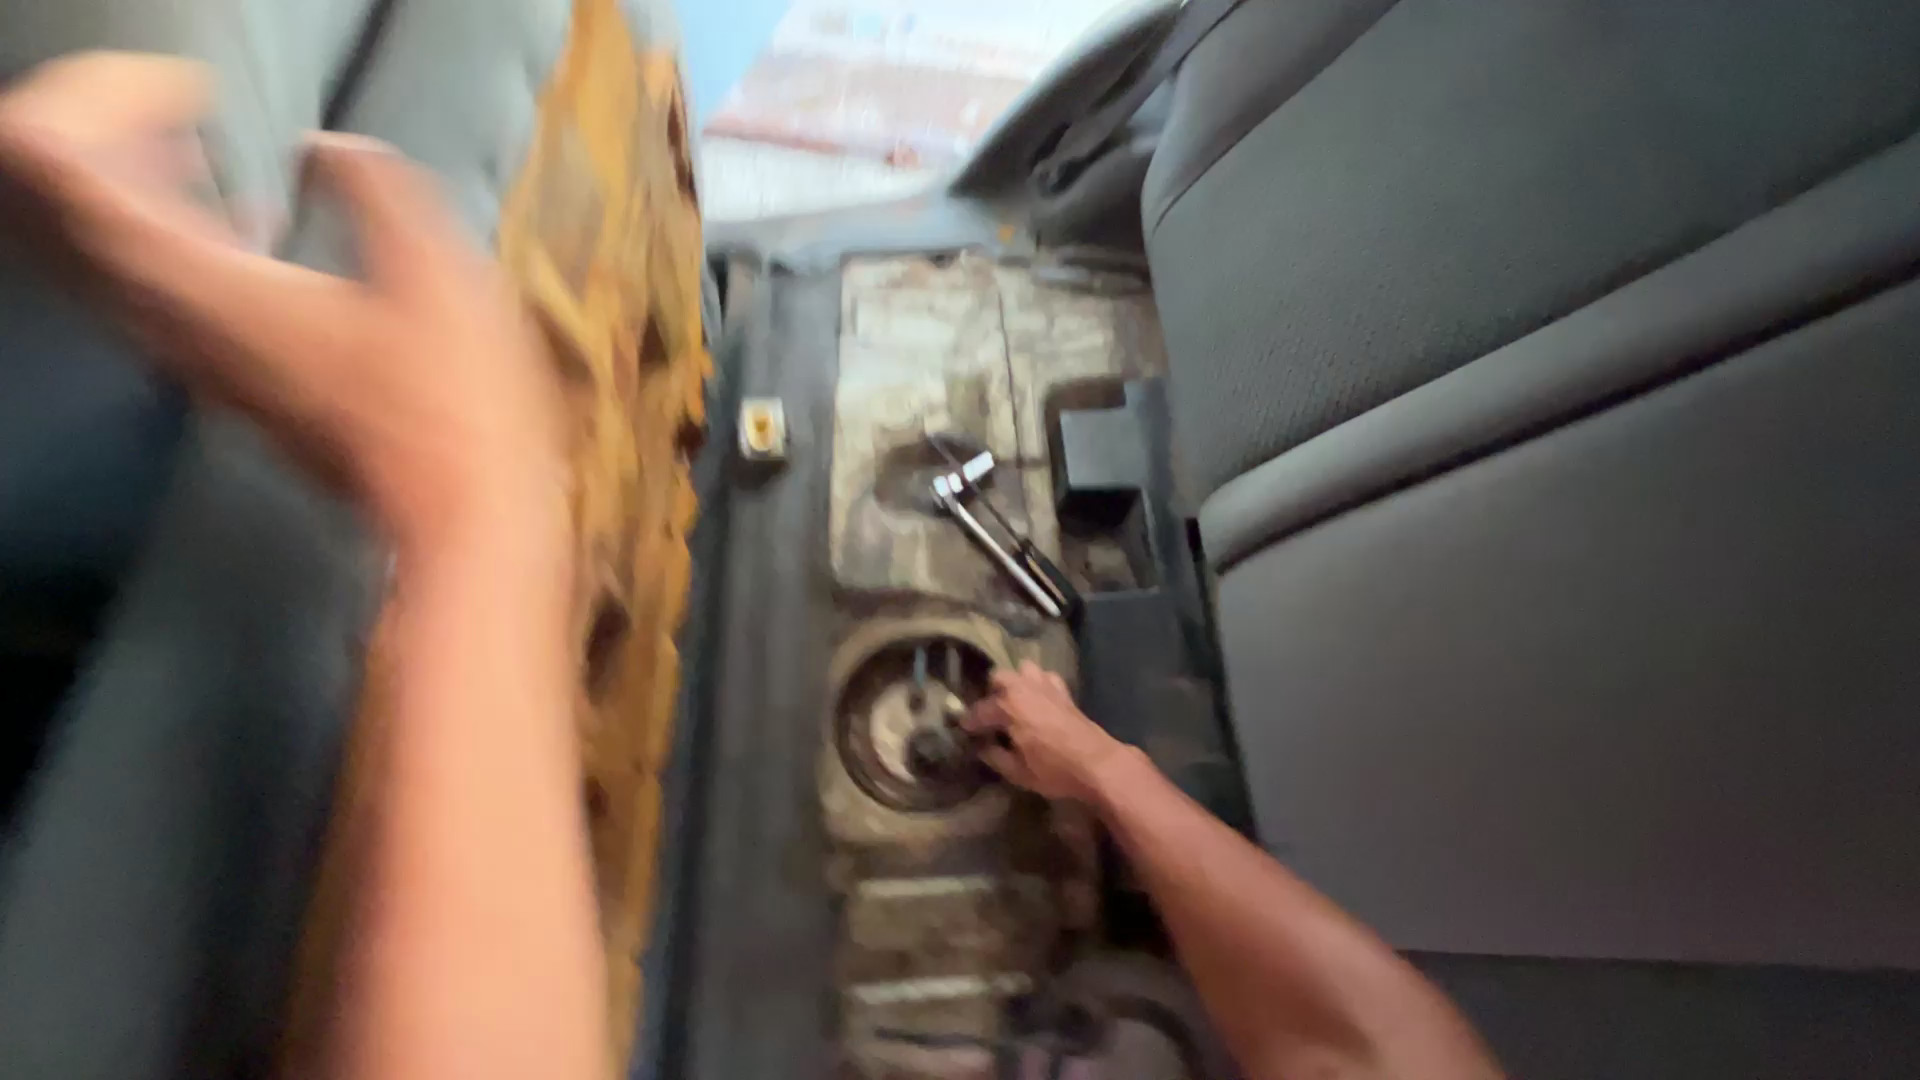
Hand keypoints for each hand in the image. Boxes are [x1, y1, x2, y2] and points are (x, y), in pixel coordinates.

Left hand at [0, 52, 563, 548]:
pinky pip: (179, 303)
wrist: (473, 510)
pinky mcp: (256, 395)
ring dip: (158, 198)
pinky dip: (200, 254)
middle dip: (117, 141)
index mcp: (205, 284)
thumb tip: (332, 154)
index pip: (63, 158)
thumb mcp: (440, 274)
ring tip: (222, 172)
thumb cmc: (460, 402)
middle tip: (188, 117)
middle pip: (70, 209)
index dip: (109, 97)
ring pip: (123, 260)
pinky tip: (271, 251)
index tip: (200, 94)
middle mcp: (181, 327)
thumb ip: (376, 189)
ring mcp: (215, 369)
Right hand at [962, 661, 1134, 802]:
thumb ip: (994, 756)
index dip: (969, 723)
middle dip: (991, 694)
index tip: (964, 731)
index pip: (979, 711)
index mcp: (1007, 706)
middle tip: (992, 716)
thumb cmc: (1053, 770)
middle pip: (998, 677)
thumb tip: (983, 747)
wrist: (1097, 764)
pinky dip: (1039, 684)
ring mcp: (1046, 686)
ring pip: (1024, 669)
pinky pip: (1046, 677)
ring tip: (1015, 702)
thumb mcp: (1016, 772)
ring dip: (1016, 682)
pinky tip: (1039, 701)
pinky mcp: (1064, 692)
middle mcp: (1024, 688)